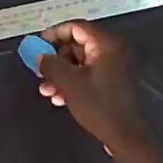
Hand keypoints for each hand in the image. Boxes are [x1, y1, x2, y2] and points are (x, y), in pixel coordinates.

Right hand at [35, 20, 148, 150]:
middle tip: (39, 70)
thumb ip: (51, 65)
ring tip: (46, 89)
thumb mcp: (70, 82)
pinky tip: (58, 97)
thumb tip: (40, 56)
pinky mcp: (110, 82)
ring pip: (79, 63)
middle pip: (76, 45)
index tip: (38, 45)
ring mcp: (112, 67)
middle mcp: (111, 51)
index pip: (76, 27)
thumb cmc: (98, 104)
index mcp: (106, 44)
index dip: (54, 33)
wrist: (124, 135)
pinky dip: (71, 82)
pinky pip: (86, 74)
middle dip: (55, 59)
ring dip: (60, 74)